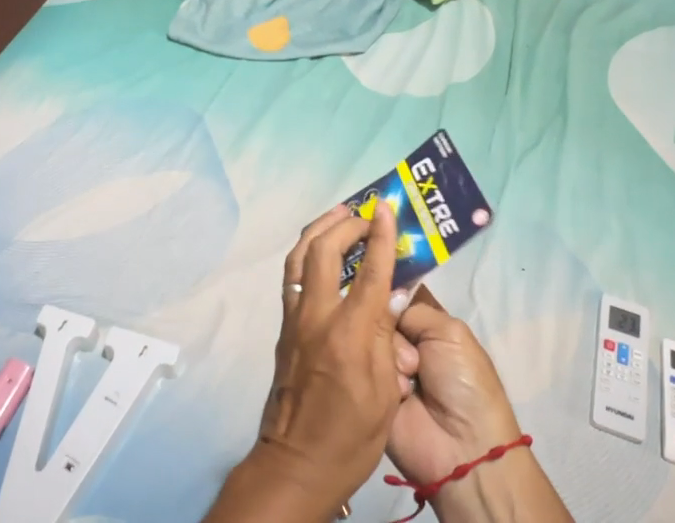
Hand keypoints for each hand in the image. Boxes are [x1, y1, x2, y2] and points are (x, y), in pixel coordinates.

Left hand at [210, 204, 414, 520]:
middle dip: (345, 223)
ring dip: (319, 230)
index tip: (388, 209)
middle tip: (364, 212)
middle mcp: (317, 317)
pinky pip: (294, 277)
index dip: (381, 235)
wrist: (295, 464)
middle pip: (324, 250)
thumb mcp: (384, 394)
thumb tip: (390, 297)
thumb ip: (386, 339)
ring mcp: (294, 321)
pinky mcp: (284, 330)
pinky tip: (321, 253)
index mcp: (349, 334)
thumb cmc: (351, 437)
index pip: (371, 271)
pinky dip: (308, 253)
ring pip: (299, 258)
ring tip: (338, 216)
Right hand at [386, 289, 522, 484]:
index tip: (375, 278)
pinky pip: (360, 368)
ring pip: (368, 338)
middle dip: (390, 326)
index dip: (385, 286)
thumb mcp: (450, 332)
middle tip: (415, 357)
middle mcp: (402, 340)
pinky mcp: (369, 391)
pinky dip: (378, 375)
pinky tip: (398, 394)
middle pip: (377, 314)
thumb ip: (413, 309)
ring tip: (411, 380)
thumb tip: (385, 300)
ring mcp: (384, 366)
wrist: (460, 445)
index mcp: (425, 323)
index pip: (395, 293)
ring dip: (392, 355)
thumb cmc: (464, 382)